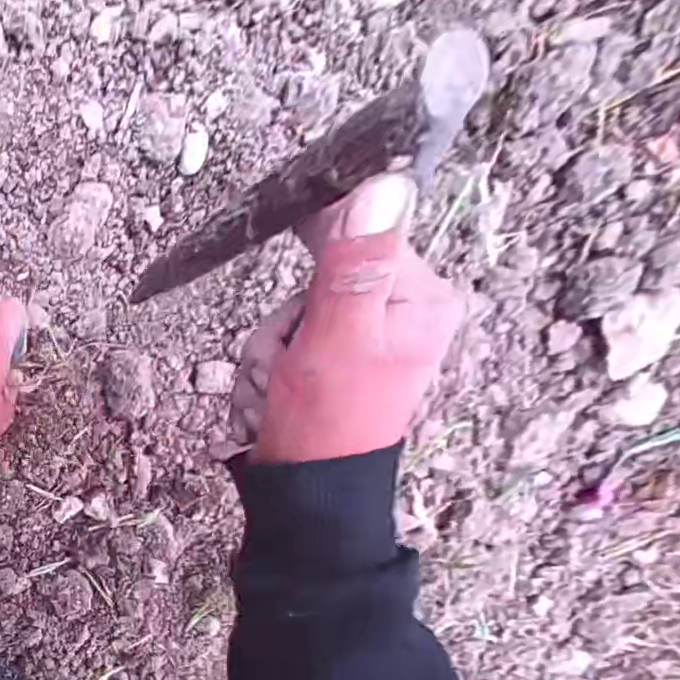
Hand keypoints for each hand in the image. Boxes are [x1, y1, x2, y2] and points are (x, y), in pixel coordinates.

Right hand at [231, 173, 464, 463]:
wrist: (303, 496)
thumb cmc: (326, 425)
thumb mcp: (337, 338)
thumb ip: (355, 265)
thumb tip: (382, 184)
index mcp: (417, 302)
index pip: (364, 238)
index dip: (319, 254)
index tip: (292, 262)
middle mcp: (390, 318)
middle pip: (313, 284)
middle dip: (280, 331)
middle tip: (284, 369)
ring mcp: (353, 345)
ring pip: (286, 319)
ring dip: (264, 359)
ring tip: (274, 395)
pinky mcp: (322, 368)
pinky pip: (276, 349)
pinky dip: (262, 377)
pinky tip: (269, 404)